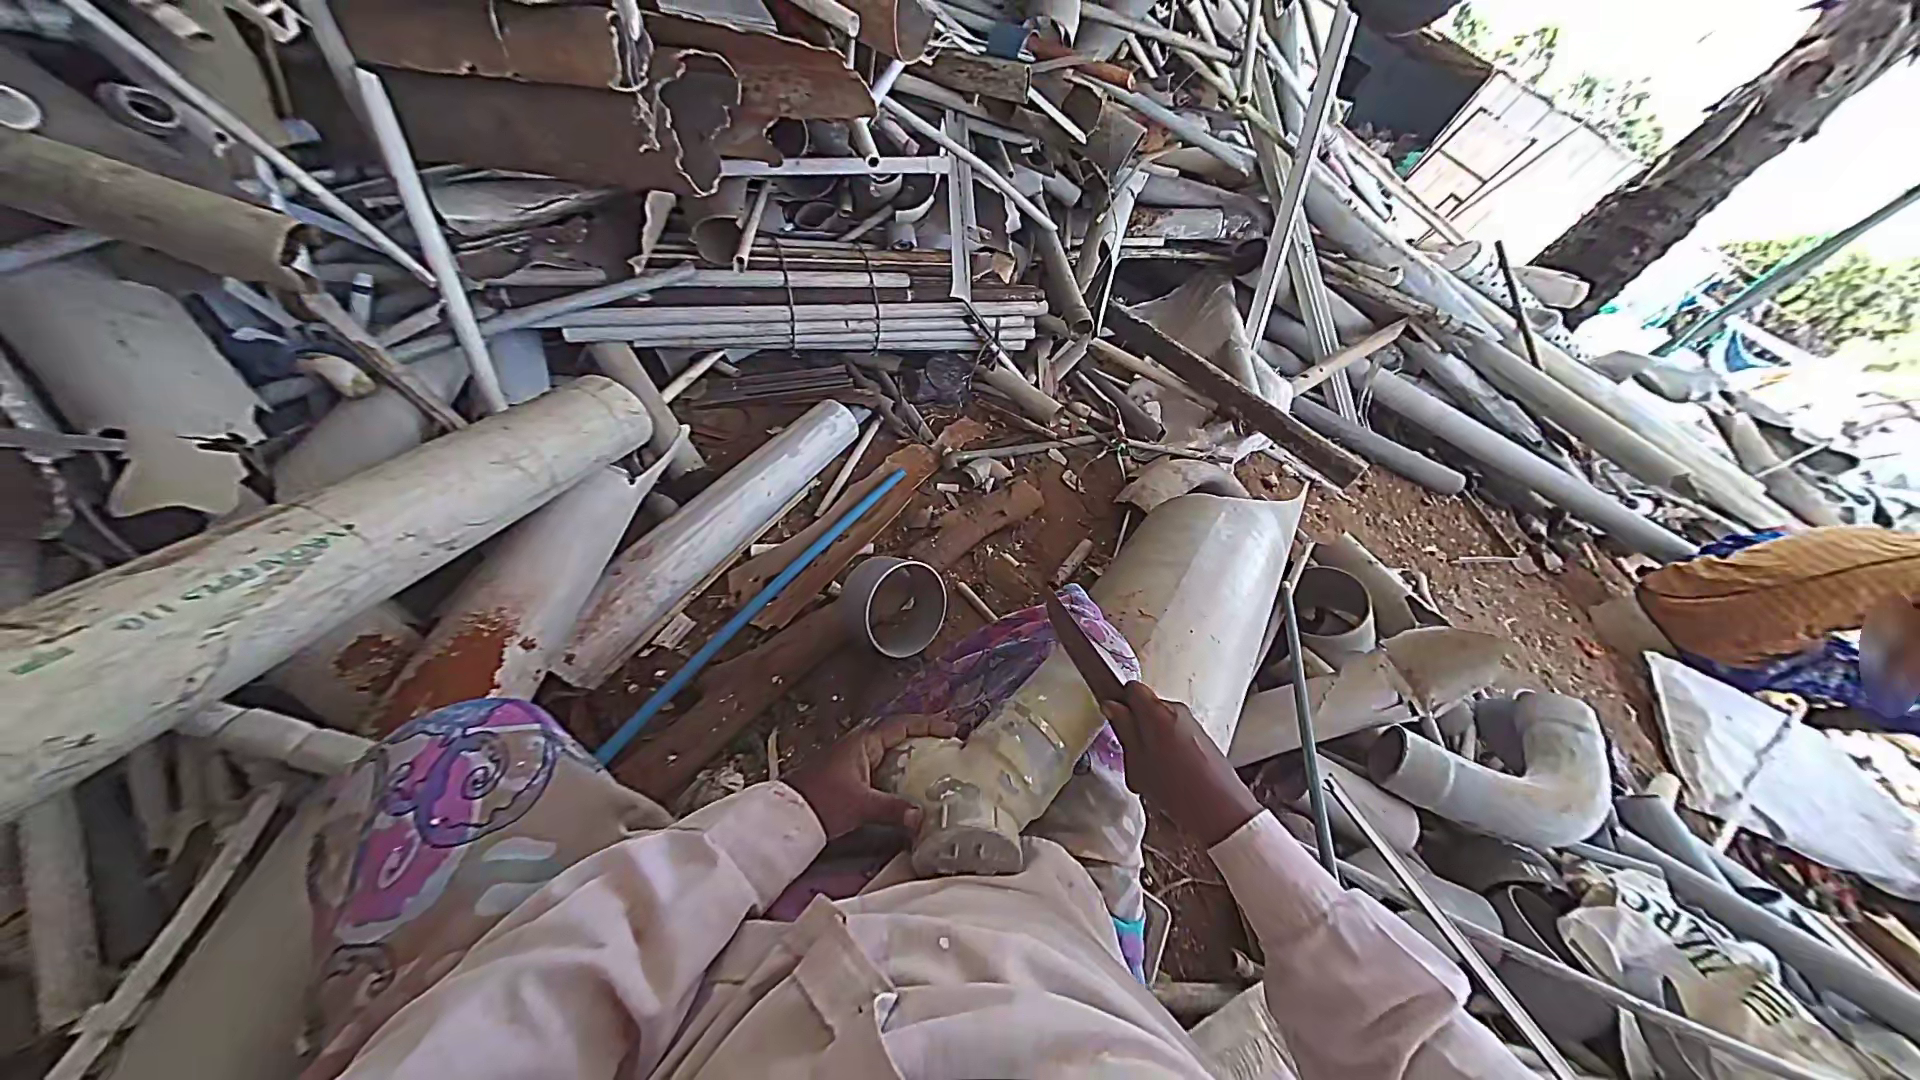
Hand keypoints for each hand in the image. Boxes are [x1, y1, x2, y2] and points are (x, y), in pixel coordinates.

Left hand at [785, 715, 957, 838]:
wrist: (787, 815)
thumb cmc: (823, 801)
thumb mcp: (861, 805)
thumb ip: (892, 810)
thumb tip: (922, 818)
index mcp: (865, 741)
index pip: (903, 725)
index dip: (929, 725)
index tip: (952, 730)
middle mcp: (861, 744)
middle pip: (899, 734)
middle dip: (924, 737)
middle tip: (949, 745)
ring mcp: (855, 758)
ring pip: (891, 750)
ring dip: (912, 754)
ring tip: (937, 763)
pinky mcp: (851, 774)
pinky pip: (883, 764)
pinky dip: (900, 768)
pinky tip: (910, 783)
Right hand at [1100, 682, 1262, 847]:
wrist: (1222, 812)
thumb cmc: (1177, 789)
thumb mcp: (1138, 761)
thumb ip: (1124, 728)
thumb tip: (1112, 706)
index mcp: (1157, 711)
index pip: (1132, 688)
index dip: (1122, 703)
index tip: (1118, 722)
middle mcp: (1177, 710)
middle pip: (1147, 706)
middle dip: (1137, 726)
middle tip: (1133, 755)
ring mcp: (1193, 723)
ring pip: (1161, 721)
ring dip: (1152, 739)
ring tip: (1152, 772)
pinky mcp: (1204, 738)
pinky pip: (1176, 733)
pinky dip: (1169, 748)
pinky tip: (1170, 776)